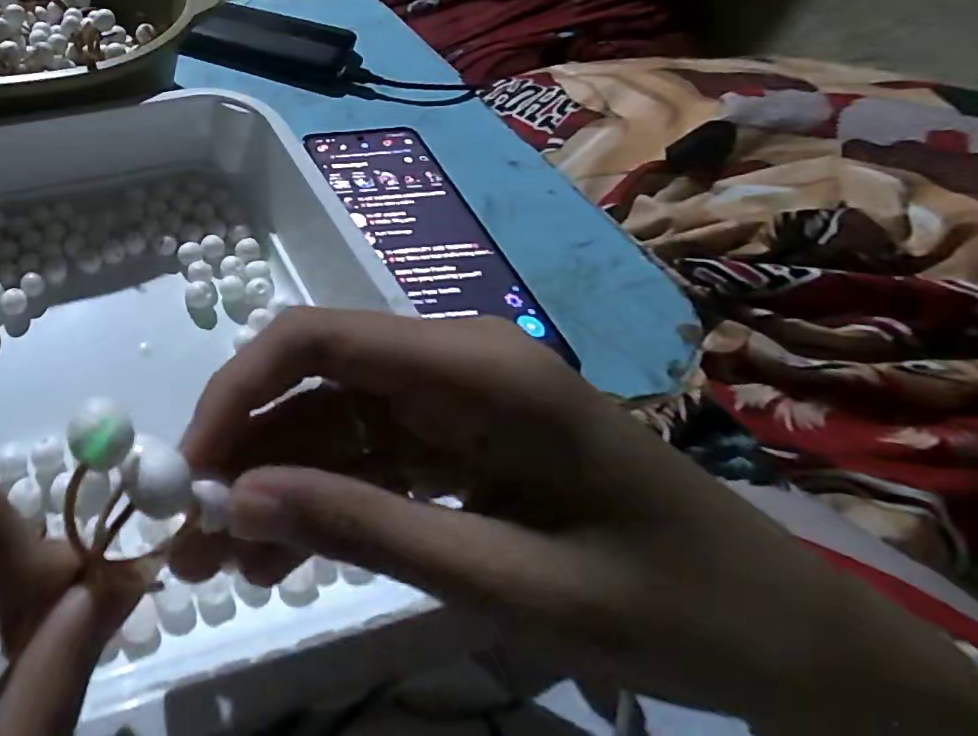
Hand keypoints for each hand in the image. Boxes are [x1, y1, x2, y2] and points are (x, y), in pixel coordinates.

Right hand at [169, 308, 977, 733]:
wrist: (788, 638)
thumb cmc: (667, 602)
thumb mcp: (507, 582)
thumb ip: (366, 531)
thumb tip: (238, 502)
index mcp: (473, 368)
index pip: (317, 340)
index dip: (239, 388)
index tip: (190, 463)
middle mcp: (446, 363)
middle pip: (308, 382)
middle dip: (240, 448)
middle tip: (189, 526)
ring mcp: (444, 399)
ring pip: (322, 424)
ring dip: (266, 483)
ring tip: (215, 560)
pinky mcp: (445, 436)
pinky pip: (356, 457)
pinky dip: (312, 502)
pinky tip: (275, 556)